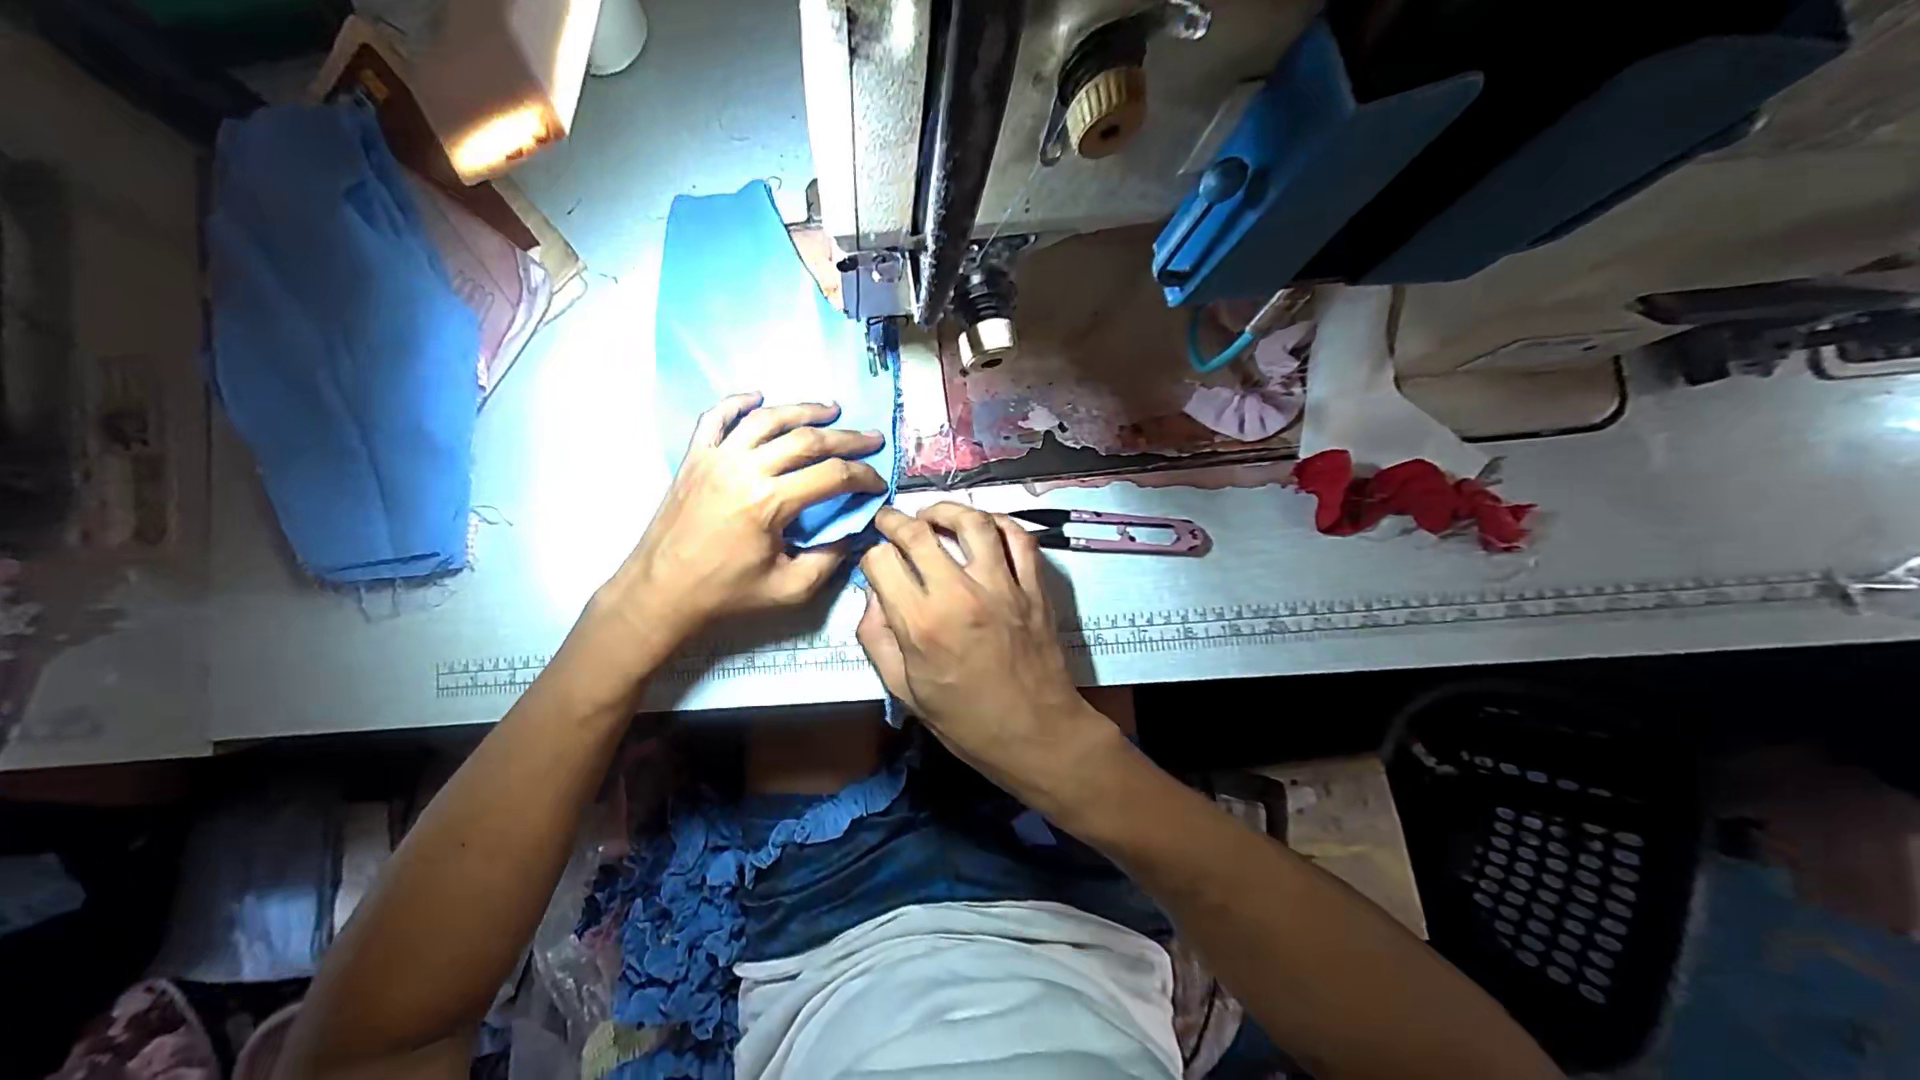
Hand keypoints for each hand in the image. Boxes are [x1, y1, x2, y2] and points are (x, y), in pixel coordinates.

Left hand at [598, 392, 886, 645]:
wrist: (661, 592)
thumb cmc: (727, 594)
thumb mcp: (790, 589)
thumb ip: (830, 559)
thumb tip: (854, 533)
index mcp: (770, 503)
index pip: (832, 476)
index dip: (864, 476)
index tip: (879, 483)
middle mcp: (745, 469)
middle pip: (807, 440)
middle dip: (847, 438)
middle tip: (872, 437)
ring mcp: (716, 458)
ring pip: (767, 419)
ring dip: (803, 410)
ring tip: (830, 409)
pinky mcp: (694, 458)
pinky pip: (716, 418)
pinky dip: (738, 402)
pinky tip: (759, 397)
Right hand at [856, 504, 1118, 801]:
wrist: (1036, 735)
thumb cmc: (965, 721)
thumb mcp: (905, 691)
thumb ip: (878, 639)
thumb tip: (873, 595)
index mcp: (920, 624)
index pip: (882, 562)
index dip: (871, 557)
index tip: (875, 563)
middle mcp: (959, 595)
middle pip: (918, 533)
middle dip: (895, 521)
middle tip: (889, 521)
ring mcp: (1002, 586)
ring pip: (972, 522)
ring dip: (945, 510)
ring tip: (932, 516)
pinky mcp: (1034, 587)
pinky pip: (1018, 538)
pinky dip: (998, 522)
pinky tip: (983, 525)